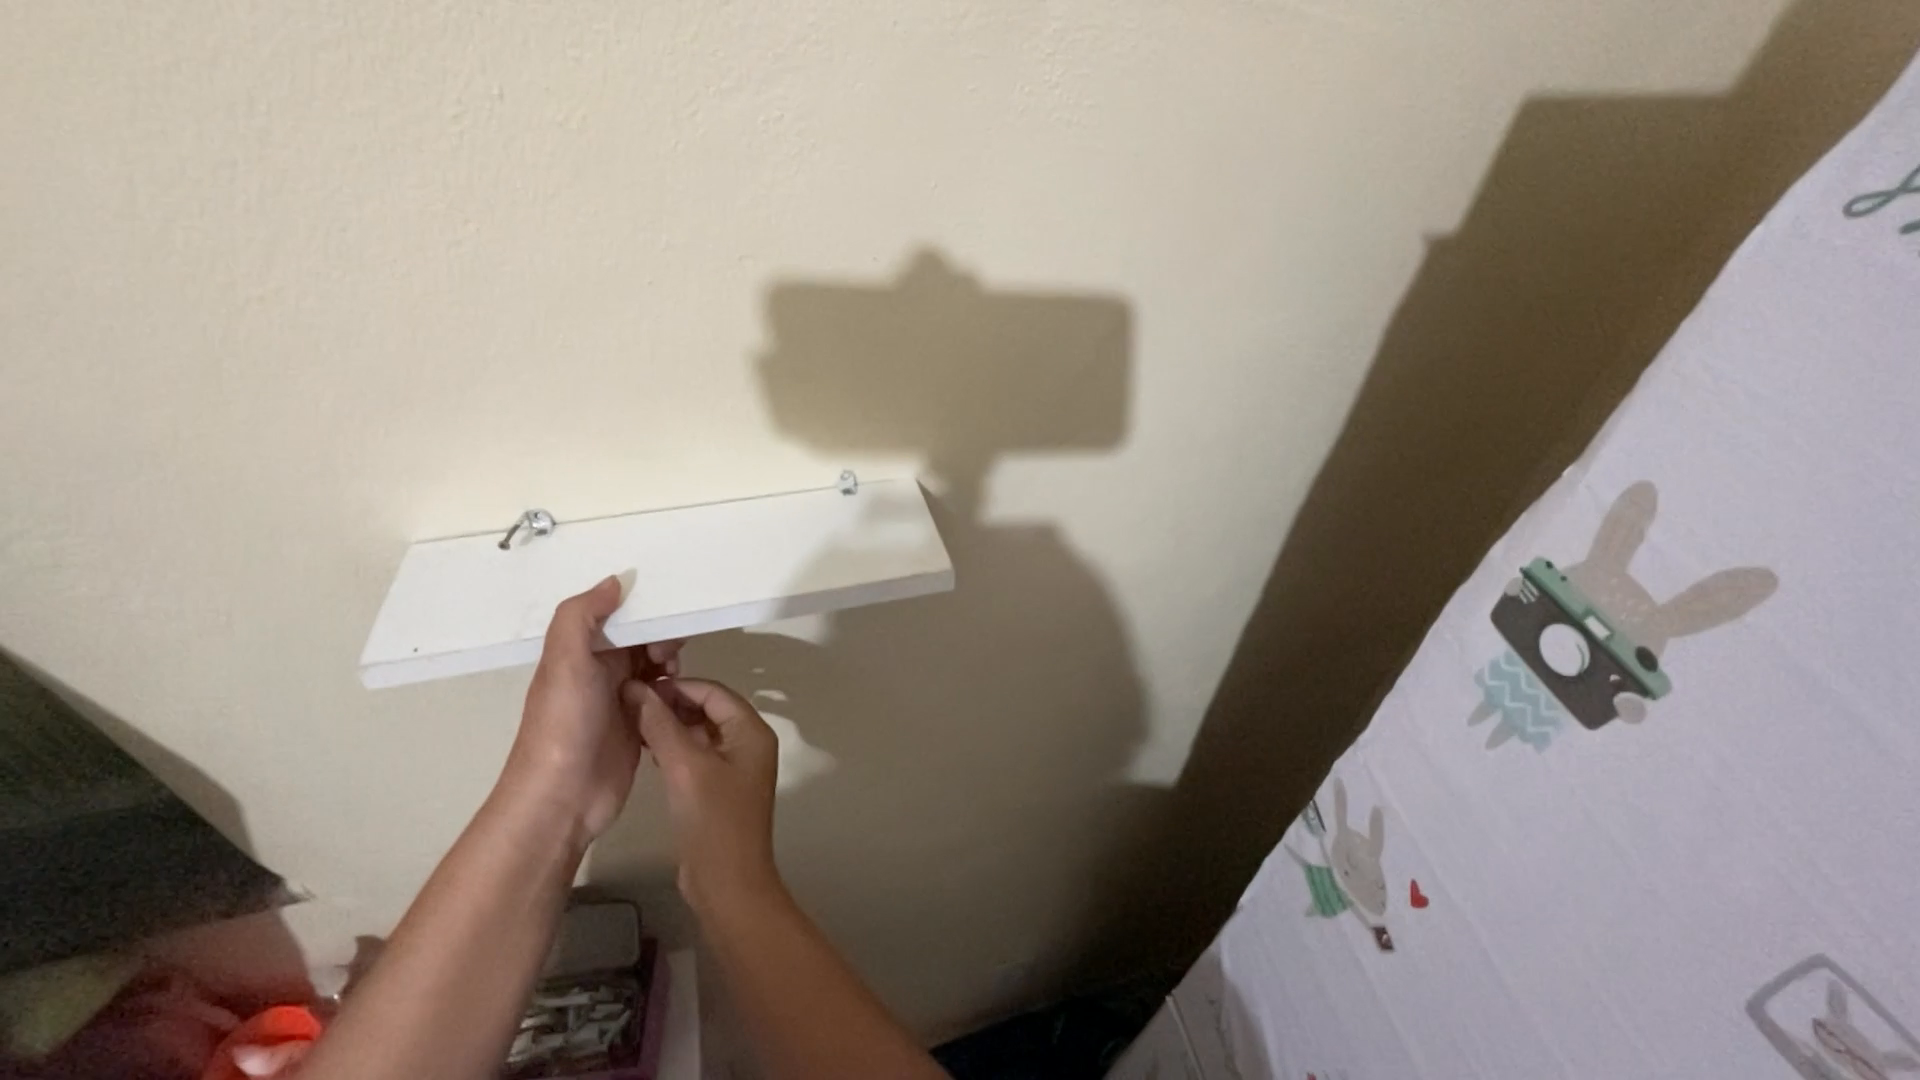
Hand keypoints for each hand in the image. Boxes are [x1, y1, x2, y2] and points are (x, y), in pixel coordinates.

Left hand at [499, 576, 683, 843]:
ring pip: (657, 671)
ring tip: (678, 681)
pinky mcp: (640, 730)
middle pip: (642, 643)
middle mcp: (600, 675)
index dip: (644, 613)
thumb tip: (616, 580)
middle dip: (664, 640)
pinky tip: (686, 701)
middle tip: (674, 657)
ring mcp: (621, 705)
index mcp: (580, 655)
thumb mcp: (565, 661)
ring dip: (673, 669)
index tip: (670, 615)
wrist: (563, 798)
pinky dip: (677, 696)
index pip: (618, 620)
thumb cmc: (564, 725)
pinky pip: (665, 702)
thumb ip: (582, 616)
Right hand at [623, 678, 781, 910]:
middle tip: (630, 704)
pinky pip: (696, 755)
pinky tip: (646, 748)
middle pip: (708, 709)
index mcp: (752, 732)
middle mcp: (748, 743)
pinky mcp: (718, 788)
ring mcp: (735, 767)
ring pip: (700, 732)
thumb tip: (636, 688)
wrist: (727, 882)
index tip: (638, 686)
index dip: (677, 686)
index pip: (714, 692)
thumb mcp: (685, 766)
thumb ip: (661, 724)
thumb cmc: (713, 820)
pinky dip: (674, 748)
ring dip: (670, 726)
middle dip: (672, 704)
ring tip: (632, 722)